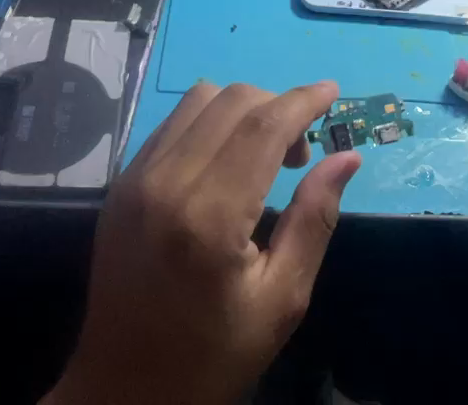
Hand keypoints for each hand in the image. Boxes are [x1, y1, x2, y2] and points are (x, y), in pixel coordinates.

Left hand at [45, 81, 360, 404]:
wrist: (123, 391)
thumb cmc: (213, 355)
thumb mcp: (281, 299)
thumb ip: (315, 218)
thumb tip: (347, 156)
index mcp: (209, 217)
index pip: (263, 126)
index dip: (302, 101)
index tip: (332, 92)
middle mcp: (166, 182)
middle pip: (232, 101)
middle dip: (278, 106)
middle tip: (300, 153)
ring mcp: (135, 178)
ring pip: (198, 100)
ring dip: (242, 109)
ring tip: (262, 155)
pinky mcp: (120, 183)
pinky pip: (171, 124)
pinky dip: (208, 123)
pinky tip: (223, 162)